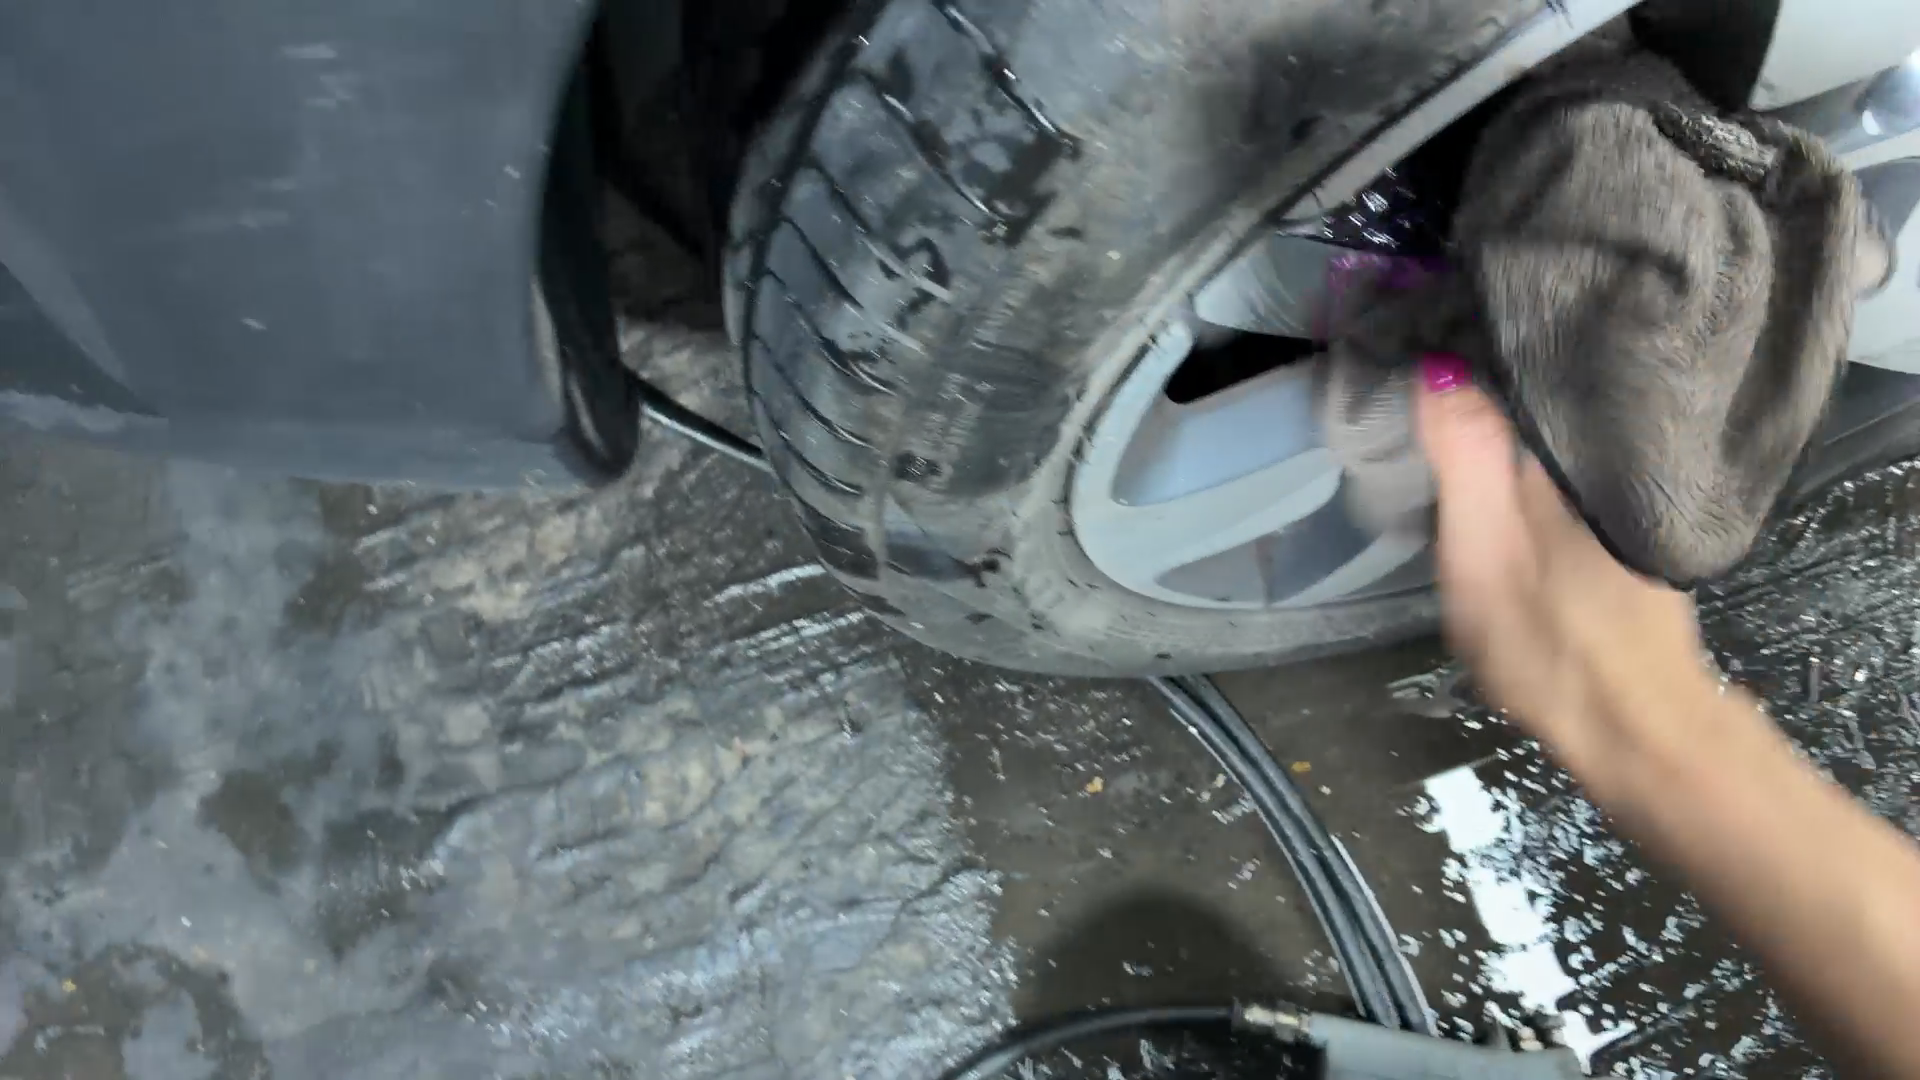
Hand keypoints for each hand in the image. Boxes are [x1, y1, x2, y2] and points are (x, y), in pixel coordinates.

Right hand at [1413, 357, 1724, 790]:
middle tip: (1405, 341)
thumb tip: (1437, 363)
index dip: (1466, 334)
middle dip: (1474, 362)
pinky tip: (1473, 443)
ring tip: (1428, 381)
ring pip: (1539, 423)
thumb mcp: (1487, 547)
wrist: (1627, 724)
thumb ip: (1465, 458)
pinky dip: (1506, 439)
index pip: (1518, 366)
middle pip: (1532, 389)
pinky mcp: (1597, 520)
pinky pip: (1545, 456)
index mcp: (1569, 452)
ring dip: (1489, 400)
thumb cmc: (1547, 636)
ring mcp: (1600, 491)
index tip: (1410, 316)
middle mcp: (1596, 458)